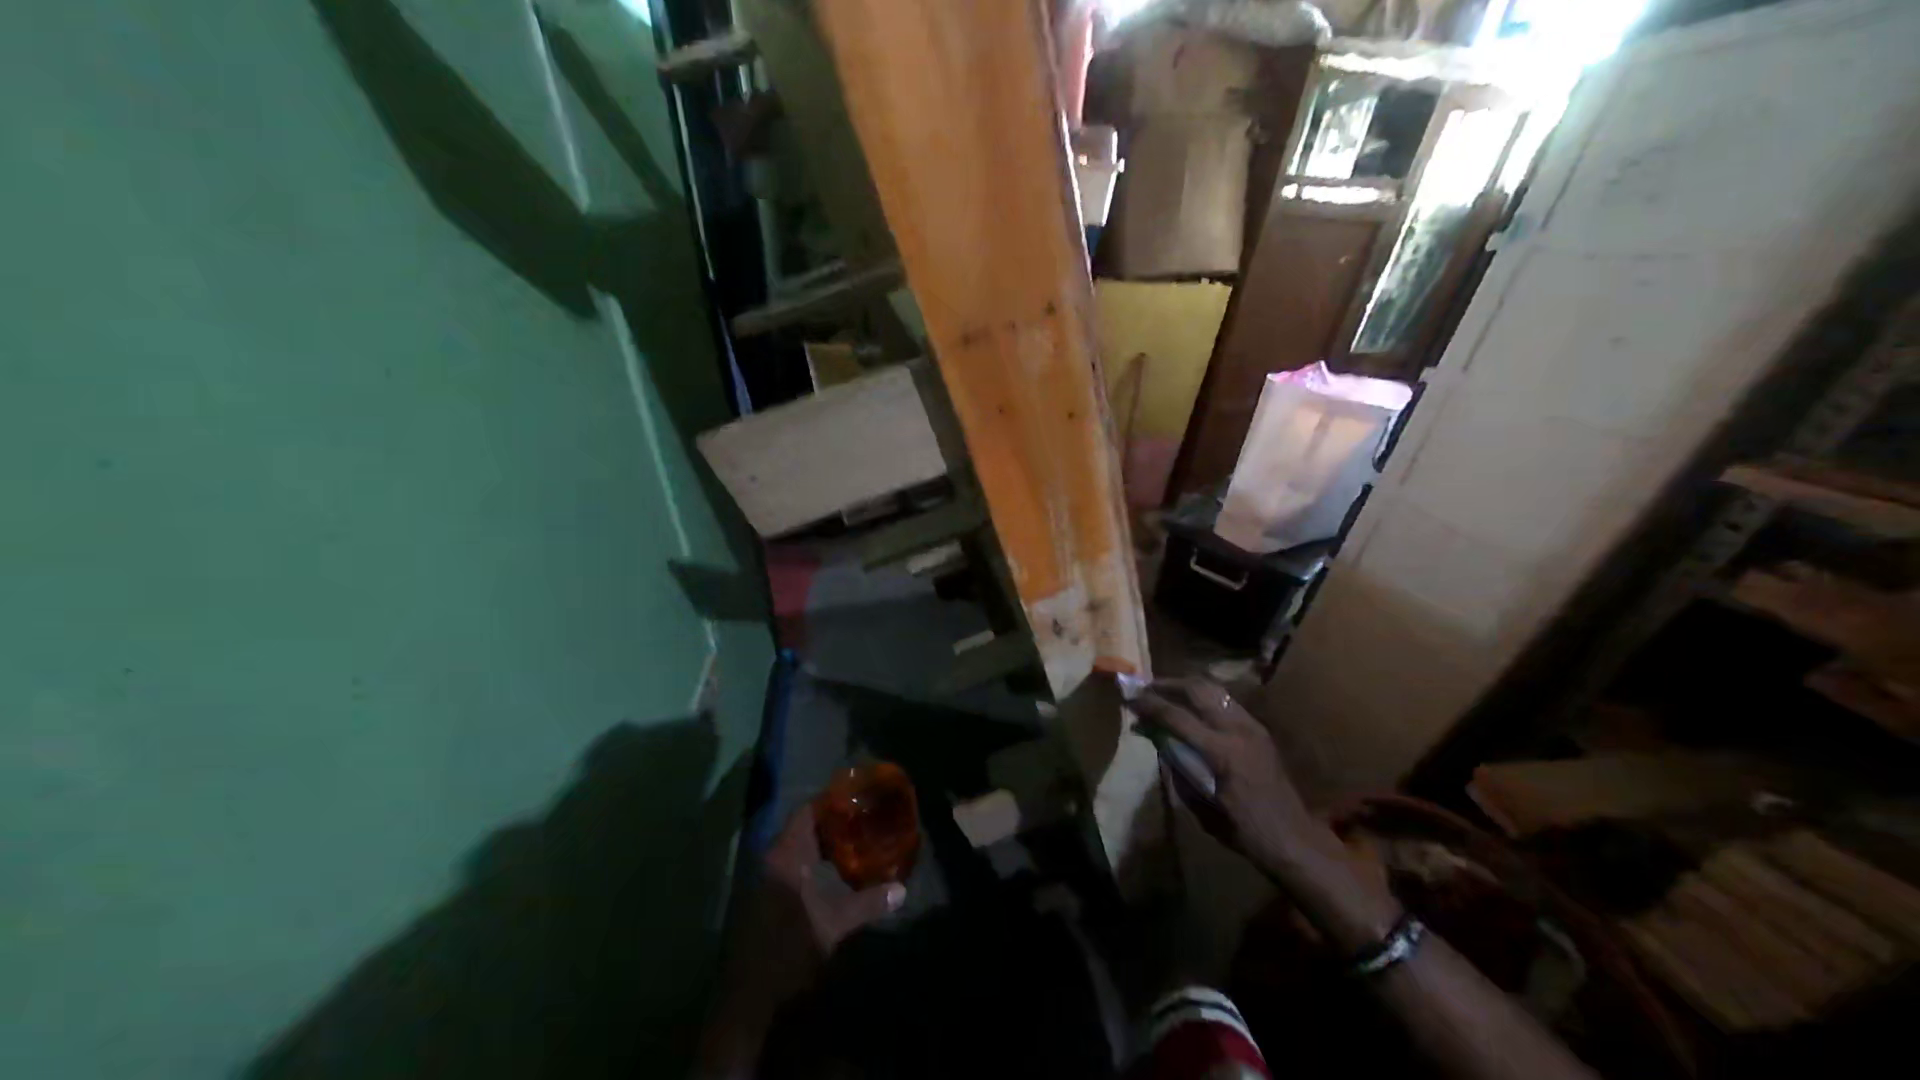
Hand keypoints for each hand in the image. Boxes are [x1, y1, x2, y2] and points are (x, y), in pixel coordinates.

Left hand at [698, 806, 905, 1078]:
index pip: (807, 812)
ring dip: (823, 845)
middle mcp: (772, 860)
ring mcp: (765, 879)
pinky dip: (812, 863)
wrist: (751, 996)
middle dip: (833, 823)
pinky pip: (791, 866)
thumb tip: (902, 890)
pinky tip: (834, 874)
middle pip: (803, 828)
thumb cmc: (790, 950)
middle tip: (865, 821)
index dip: (831, 802)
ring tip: (856, 844)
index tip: (858, 798)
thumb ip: (868, 903)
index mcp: (786, 856)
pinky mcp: (764, 898)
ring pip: (797, 848)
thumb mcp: (834, 925)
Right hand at [1132, 678, 1317, 872]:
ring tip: (1165, 692)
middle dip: (1167, 684)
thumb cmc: (1242, 830)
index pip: (1177, 716)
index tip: (1129, 699)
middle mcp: (1238, 729)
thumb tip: (1156, 739)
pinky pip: (1226, 701)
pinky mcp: (1259, 729)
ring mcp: (1252, 726)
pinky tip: (1191, 707)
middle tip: (1145, 689)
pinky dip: (1204, 697)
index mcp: (1222, 752)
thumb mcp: (1200, 806)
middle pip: (1197, 689)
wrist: (1292, 837)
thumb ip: (1178, 768)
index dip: (1149, 705)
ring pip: (1214, 689)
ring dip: (1186, 687)